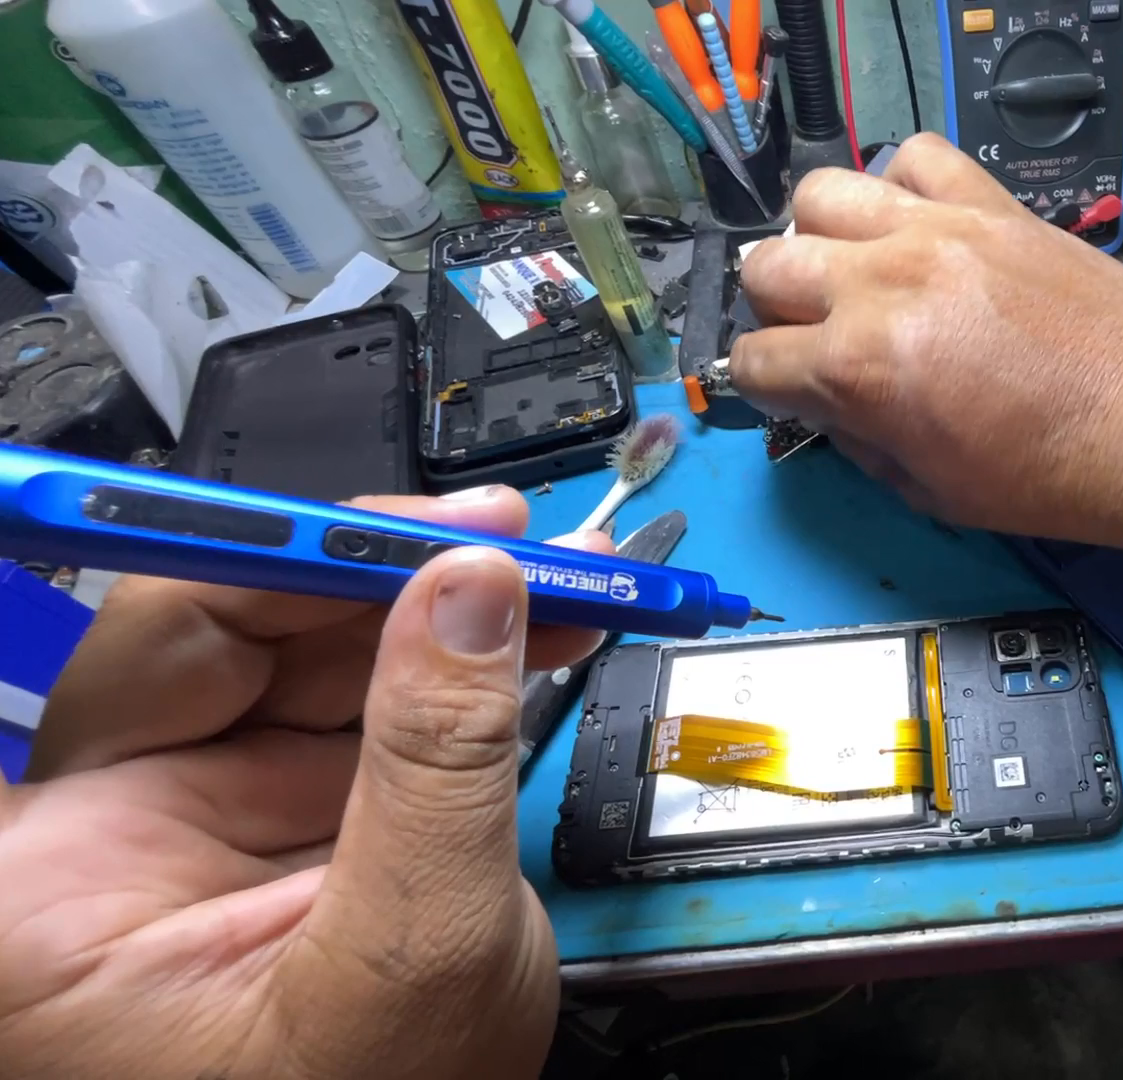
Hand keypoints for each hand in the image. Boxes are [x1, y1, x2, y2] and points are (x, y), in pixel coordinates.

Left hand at [0, 488, 608, 1078]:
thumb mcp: (420, 941)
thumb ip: (441, 757)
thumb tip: (475, 584)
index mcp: (54, 874)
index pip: (172, 640)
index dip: (305, 558)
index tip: (445, 528)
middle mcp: (121, 822)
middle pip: (260, 631)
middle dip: (408, 574)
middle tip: (528, 541)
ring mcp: (228, 810)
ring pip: (344, 655)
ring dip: (465, 609)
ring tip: (576, 583)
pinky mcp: (317, 808)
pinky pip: (396, 703)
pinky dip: (481, 662)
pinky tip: (552, 636)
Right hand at [733, 134, 1122, 550]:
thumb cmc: (1049, 481)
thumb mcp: (931, 494)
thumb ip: (860, 442)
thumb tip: (828, 405)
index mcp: (860, 369)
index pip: (756, 362)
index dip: (764, 388)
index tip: (790, 395)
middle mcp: (881, 282)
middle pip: (767, 265)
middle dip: (778, 311)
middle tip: (820, 337)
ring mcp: (938, 228)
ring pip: (820, 194)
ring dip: (822, 241)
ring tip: (860, 274)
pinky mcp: (993, 201)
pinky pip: (916, 156)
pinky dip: (901, 189)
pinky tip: (922, 230)